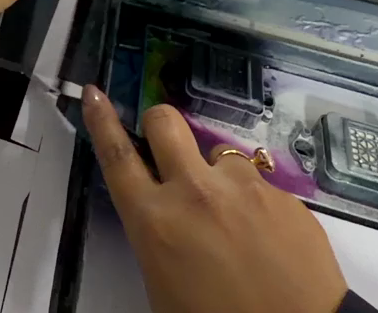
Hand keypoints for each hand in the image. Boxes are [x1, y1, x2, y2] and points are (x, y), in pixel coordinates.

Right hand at [82, 89, 350, 312]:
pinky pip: (260, 185)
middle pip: (164, 121)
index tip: (95, 92)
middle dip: (160, 124)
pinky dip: (256, 204)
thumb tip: (162, 210)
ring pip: (218, 152)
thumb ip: (157, 235)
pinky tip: (268, 240)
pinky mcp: (283, 196)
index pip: (117, 155)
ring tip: (234, 218)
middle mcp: (195, 192)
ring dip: (218, 175)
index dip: (101, 119)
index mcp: (156, 221)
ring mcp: (242, 188)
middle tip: (168, 148)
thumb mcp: (164, 286)